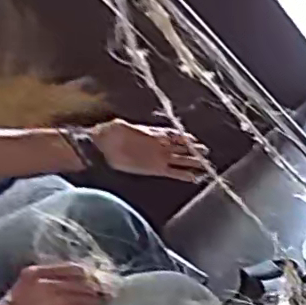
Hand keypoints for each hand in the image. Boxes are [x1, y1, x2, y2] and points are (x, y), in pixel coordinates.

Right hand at [0, 263, 110, 304]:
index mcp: (38, 272)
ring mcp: (60, 301)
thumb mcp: (32, 280)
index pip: (76, 269)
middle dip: (99, 292)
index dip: (91, 277)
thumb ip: (54, 275)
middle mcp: (50, 284)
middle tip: (105, 297)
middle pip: (88, 286)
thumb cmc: (23, 301)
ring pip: (93, 301)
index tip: (96, 283)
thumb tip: (87, 278)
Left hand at [91, 120, 209, 181]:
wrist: (99, 148)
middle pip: (180, 148)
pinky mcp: (157, 170)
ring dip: (193, 163)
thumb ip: (139, 129)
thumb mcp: (121, 125)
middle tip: (205, 151)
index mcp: (151, 135)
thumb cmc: (107, 133)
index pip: (171, 135)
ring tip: (205, 165)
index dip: (182, 137)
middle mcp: (158, 147)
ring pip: (181, 161)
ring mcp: (158, 159)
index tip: (193, 139)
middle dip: (193, 150)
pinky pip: (174, 174)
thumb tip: (155, 135)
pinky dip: (184, 176)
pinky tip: (194, 178)